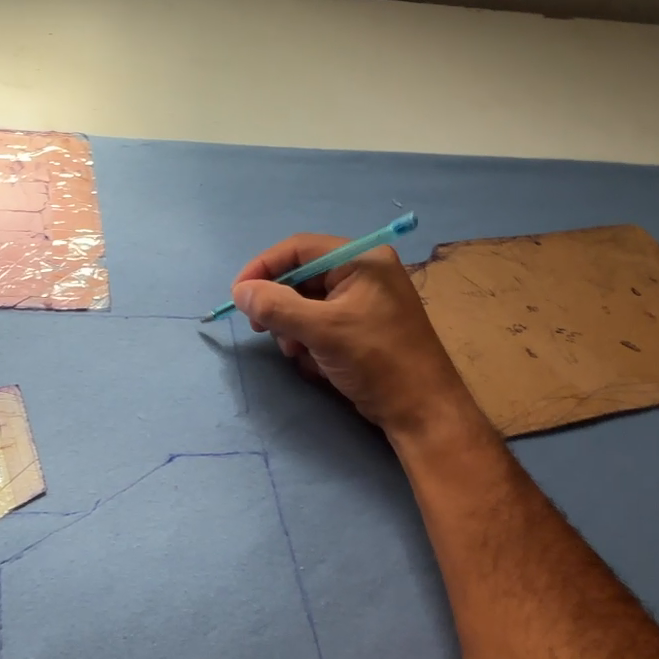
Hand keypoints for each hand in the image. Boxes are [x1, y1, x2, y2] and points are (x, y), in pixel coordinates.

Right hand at [231, 234, 491, 442]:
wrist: (421, 409)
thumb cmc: (376, 361)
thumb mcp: (321, 330)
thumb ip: (277, 307)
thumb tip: (240, 292)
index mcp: (361, 259)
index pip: (299, 249)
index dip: (263, 268)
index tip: (237, 296)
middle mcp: (363, 272)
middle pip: (301, 276)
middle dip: (279, 305)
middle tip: (262, 330)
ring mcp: (363, 301)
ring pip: (306, 303)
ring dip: (292, 328)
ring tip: (298, 352)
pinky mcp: (360, 327)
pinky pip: (320, 323)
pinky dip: (308, 340)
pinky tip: (314, 361)